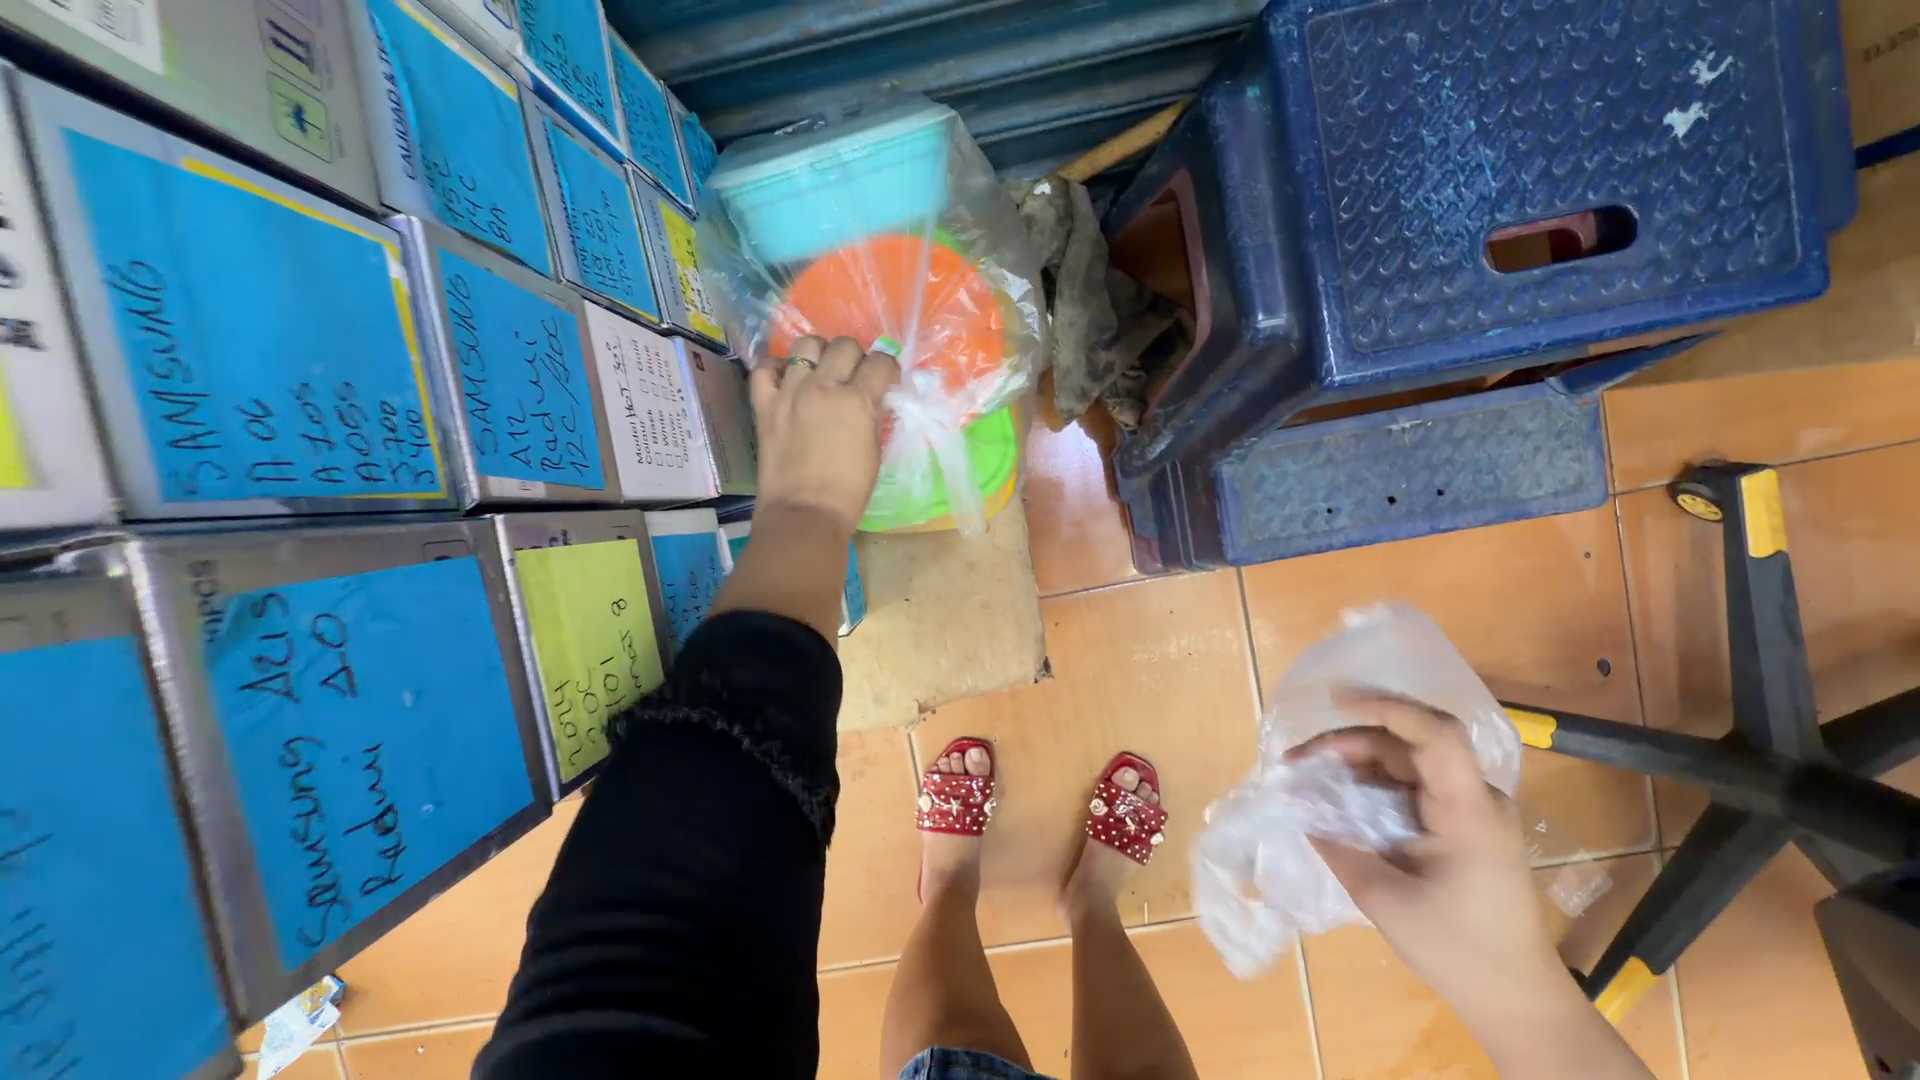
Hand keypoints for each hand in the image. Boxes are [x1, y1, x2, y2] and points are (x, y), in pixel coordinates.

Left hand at [750, 336, 899, 535]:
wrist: (805, 512)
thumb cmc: (849, 491)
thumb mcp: (874, 449)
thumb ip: (873, 416)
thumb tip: (872, 399)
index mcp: (859, 400)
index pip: (881, 362)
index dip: (887, 369)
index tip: (885, 381)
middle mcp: (825, 386)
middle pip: (845, 345)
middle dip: (856, 357)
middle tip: (853, 376)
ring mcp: (791, 392)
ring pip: (806, 345)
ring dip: (818, 354)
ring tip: (819, 372)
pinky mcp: (765, 404)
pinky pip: (765, 368)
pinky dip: (776, 368)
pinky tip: (785, 379)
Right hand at [1294, 690, 1573, 1022]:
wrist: (1516, 998)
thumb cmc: (1456, 949)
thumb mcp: (1383, 897)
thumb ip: (1337, 843)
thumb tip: (1296, 804)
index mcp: (1468, 810)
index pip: (1434, 734)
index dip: (1385, 706)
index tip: (1333, 700)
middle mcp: (1475, 798)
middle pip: (1410, 744)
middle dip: (1350, 741)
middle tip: (1299, 761)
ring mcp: (1471, 811)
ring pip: (1407, 763)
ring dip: (1357, 762)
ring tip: (1310, 778)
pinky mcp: (1461, 826)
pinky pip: (1412, 788)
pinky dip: (1371, 785)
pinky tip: (1339, 800)